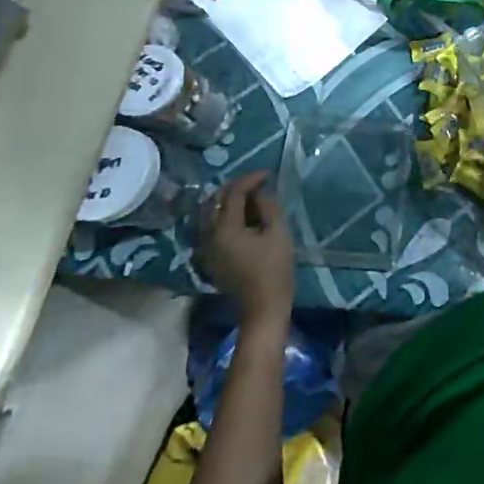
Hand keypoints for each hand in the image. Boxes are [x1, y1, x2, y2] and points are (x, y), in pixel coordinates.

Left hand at [202, 171, 293, 331]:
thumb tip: (260, 192)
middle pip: (217, 199)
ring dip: (227, 199)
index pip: (234, 193)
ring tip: (248, 197)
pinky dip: (222, 214)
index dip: (251, 179)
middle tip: (258, 183)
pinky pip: (209, 225)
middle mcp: (209, 234)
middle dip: (237, 187)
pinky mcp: (209, 256)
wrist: (263, 309)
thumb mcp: (278, 233)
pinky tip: (239, 216)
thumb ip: (268, 206)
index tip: (268, 174)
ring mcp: (206, 246)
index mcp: (225, 228)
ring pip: (209, 212)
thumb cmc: (274, 271)